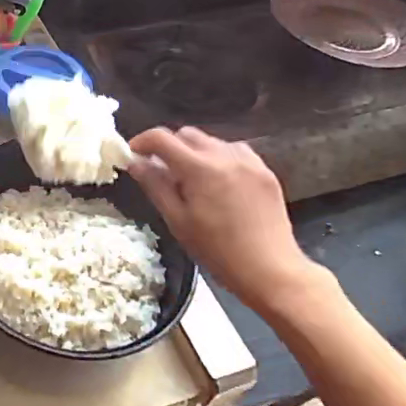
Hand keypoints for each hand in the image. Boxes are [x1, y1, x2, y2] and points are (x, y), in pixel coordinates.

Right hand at [129, 127, 326, 311]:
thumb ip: (155, 185)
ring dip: (194, 152)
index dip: (142, 141)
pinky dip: (219, 158)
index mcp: (199, 168)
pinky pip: (234, 151)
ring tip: (192, 180)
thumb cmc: (218, 252)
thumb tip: (135, 161)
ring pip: (211, 141)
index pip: (162, 138)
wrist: (271, 271)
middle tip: (161, 171)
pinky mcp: (264, 171)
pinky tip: (219, 182)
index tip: (134, 154)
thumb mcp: (178, 221)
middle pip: (187, 134)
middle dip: (169, 147)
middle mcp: (224, 155)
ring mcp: (248, 161)